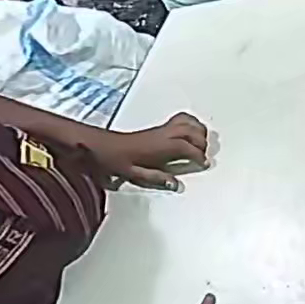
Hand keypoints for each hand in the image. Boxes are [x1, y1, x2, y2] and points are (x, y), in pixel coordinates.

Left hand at [89, 113, 208, 188]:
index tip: (204, 163)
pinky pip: (180, 118)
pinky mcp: (159, 127)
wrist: (100, 146)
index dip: (199, 155)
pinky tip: (192, 129)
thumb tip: (176, 184)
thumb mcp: (135, 174)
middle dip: (202, 143)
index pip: (187, 147)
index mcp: (159, 147)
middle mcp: (163, 134)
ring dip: (199, 131)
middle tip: (203, 155)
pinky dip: (191, 122)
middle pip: (192, 132)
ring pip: (188, 123)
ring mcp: (161, 129)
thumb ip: (158, 179)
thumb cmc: (114, 159)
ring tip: (201, 142)